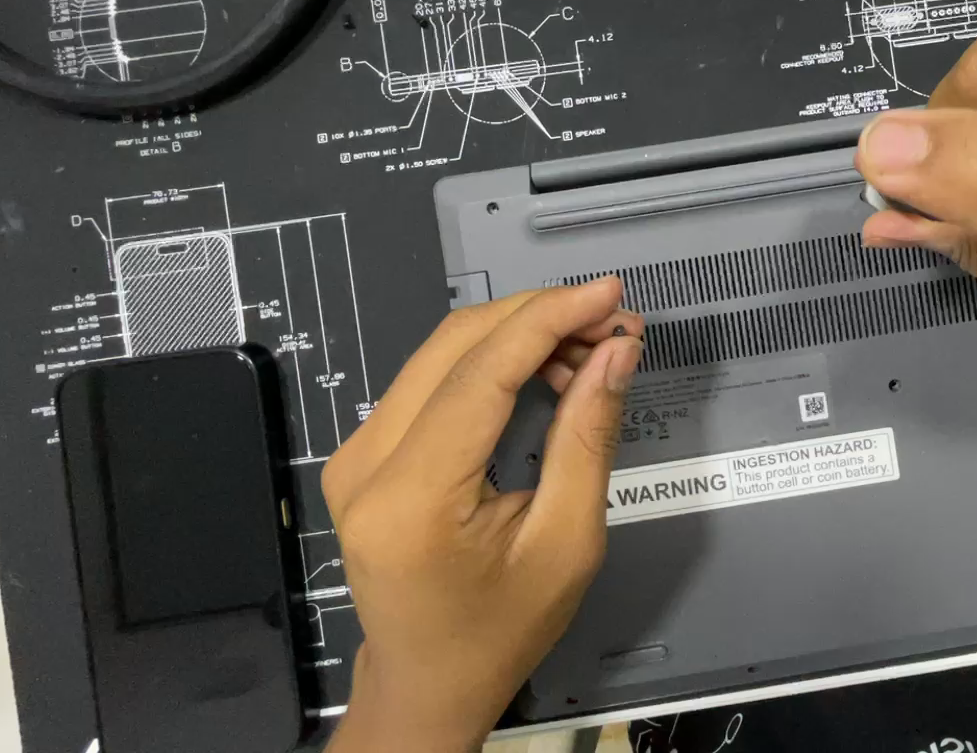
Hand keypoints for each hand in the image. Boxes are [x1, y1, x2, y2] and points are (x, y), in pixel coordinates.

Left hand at [322, 279, 643, 752]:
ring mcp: (359, 451)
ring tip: (593, 347)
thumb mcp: (568, 540)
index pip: (482, 372)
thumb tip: (618, 351)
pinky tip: (551, 368)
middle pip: (458, 344)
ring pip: (447, 348)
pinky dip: (501, 355)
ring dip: (525, 331)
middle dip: (543, 315)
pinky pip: (439, 374)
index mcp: (411, 498)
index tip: (611, 294)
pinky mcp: (370, 447)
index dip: (551, 318)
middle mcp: (367, 462)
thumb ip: (590, 436)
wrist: (427, 682)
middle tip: (614, 322)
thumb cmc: (501, 628)